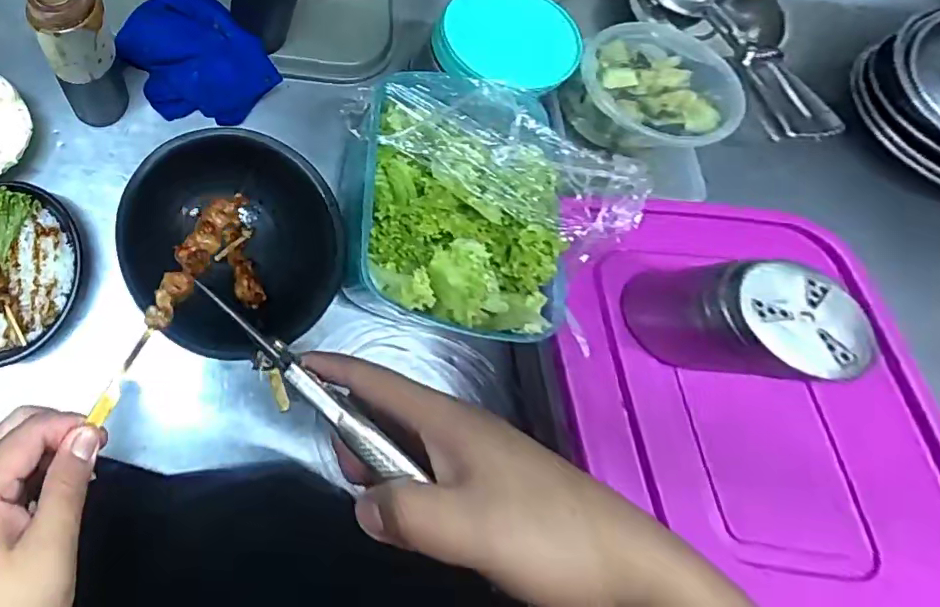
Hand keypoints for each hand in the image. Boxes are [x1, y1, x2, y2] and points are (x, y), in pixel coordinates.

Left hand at [0, 407, 105, 606]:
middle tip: (93, 445)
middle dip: (55, 427)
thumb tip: (85, 434)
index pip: (28, 429)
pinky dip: (35, 471)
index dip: (67, 423)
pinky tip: (59, 488)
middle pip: (14, 430)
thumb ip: (68, 486)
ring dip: (47, 447)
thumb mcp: (50, 550)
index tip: (104, 436)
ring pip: (10, 450)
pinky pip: (7, 478)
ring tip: (83, 465)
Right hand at [303, 353, 752, 606]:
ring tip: (396, 514)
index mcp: (445, 419)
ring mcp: (480, 456)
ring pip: (410, 448)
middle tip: (358, 481)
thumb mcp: (464, 526)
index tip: (297, 362)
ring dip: (388, 471)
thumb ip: (401, 512)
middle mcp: (458, 427)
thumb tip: (361, 506)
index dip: (333, 367)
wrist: (642, 577)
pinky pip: (435, 474)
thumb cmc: (546, 536)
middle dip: (357, 437)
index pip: (374, 378)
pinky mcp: (497, 487)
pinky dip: (415, 490)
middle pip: (386, 413)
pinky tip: (429, 525)